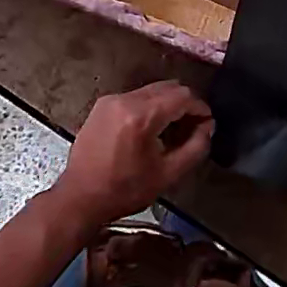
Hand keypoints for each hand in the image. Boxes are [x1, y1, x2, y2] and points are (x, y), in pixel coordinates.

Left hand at [52, 81, 212, 229]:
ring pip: (153, 90)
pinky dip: (150, 106)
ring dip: (168, 104)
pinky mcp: (102, 106)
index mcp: (142, 116)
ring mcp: (111, 100)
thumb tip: (208, 127)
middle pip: (169, 87)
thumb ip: (196, 147)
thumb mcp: (169, 174)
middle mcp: (125, 100)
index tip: (207, 124)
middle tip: (193, 126)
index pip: (183, 96)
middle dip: (186, 104)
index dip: (201, 108)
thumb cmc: (124, 190)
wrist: (79, 198)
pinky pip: (136, 96)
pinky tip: (151, 129)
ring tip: (173, 129)